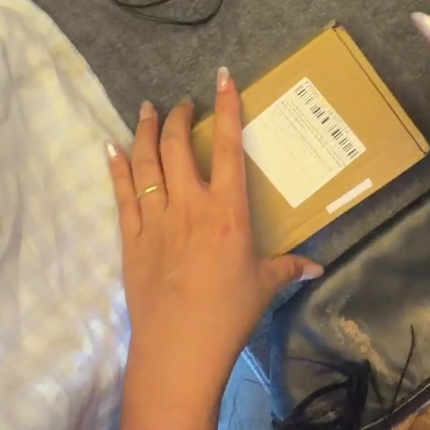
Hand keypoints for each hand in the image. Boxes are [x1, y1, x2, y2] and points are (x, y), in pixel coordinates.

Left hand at [107, 69, 321, 395]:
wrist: (178, 351)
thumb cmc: (228, 316)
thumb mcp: (264, 287)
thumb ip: (289, 268)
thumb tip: (317, 266)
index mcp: (227, 211)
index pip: (227, 147)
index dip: (226, 108)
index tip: (222, 79)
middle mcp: (190, 205)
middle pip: (178, 146)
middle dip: (178, 117)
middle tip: (182, 103)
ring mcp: (156, 220)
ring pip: (146, 163)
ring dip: (145, 131)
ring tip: (147, 108)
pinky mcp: (132, 239)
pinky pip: (122, 194)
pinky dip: (117, 168)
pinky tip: (112, 148)